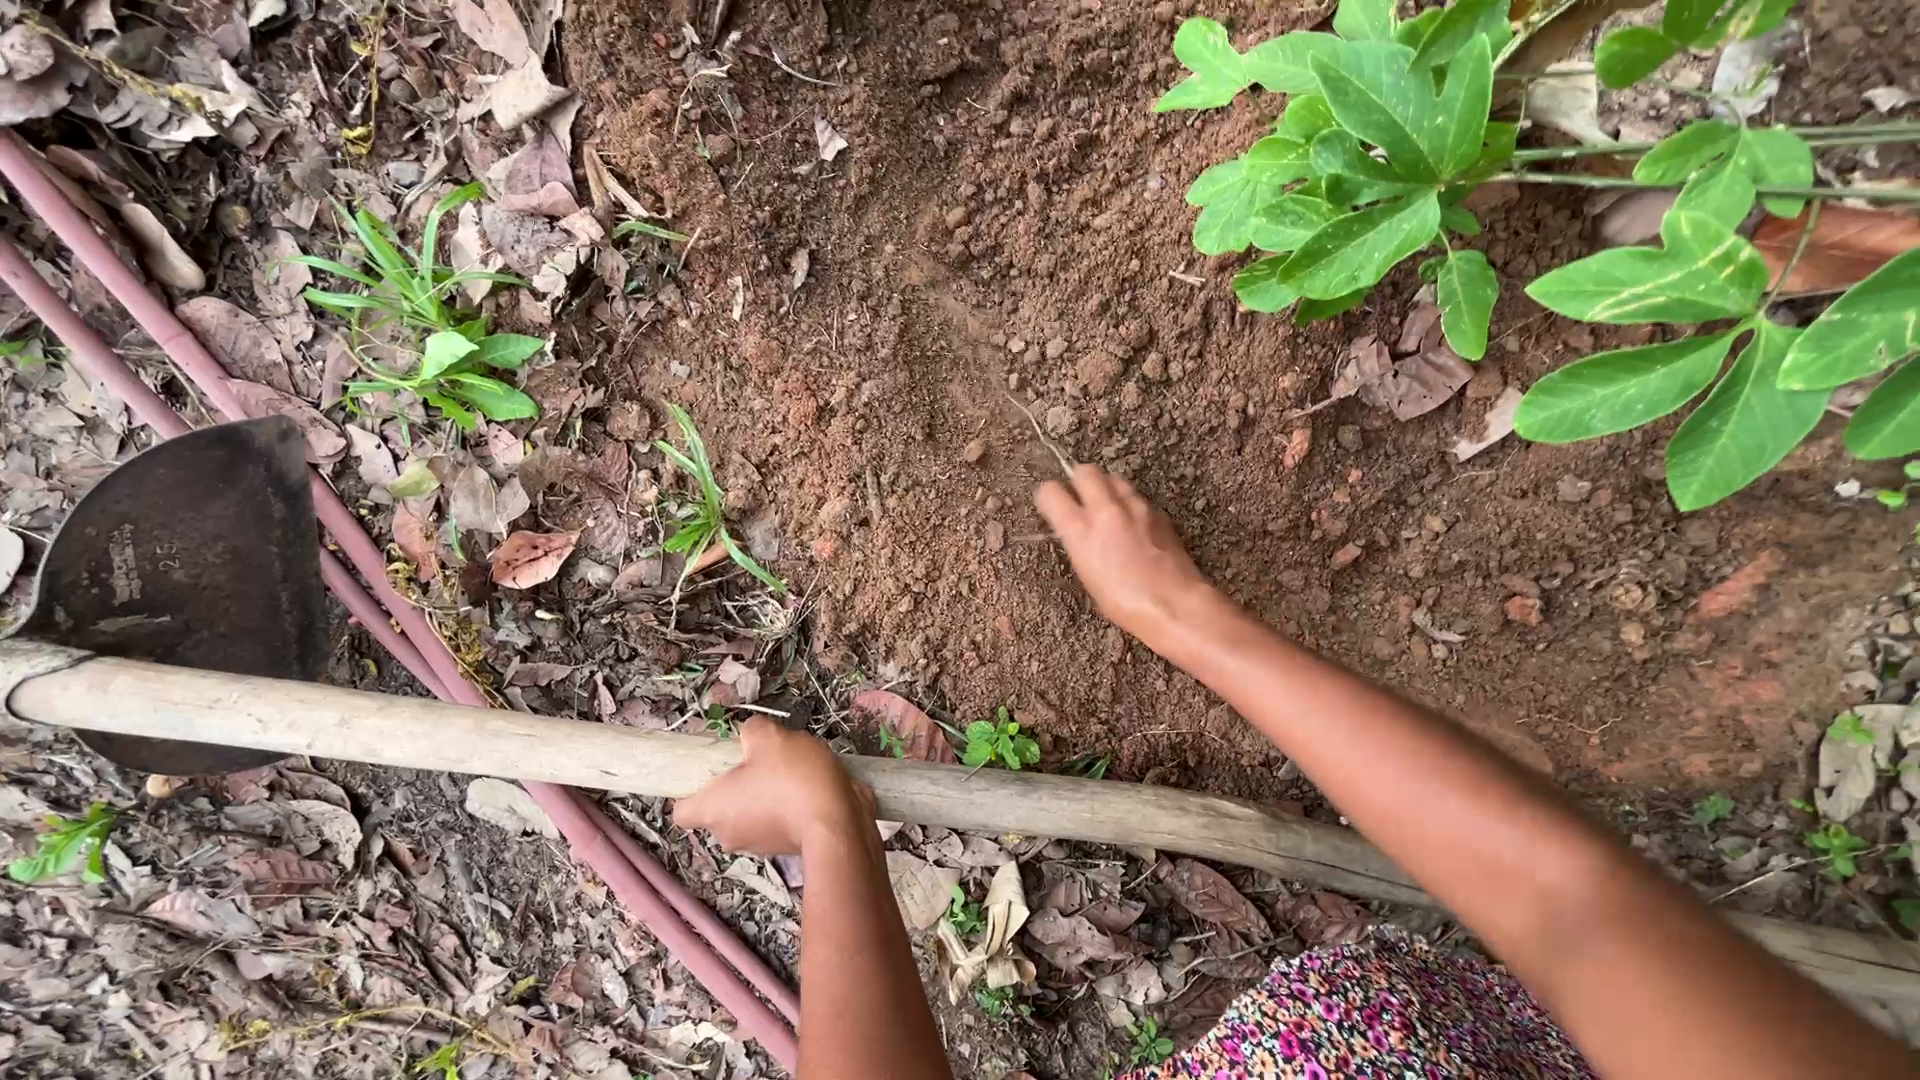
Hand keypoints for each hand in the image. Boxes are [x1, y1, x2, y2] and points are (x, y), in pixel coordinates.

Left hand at [672, 718, 874, 855]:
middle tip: (761, 760)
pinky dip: (788, 806)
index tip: (713, 770)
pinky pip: (777, 821)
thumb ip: (752, 730)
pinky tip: (809, 786)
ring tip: (793, 769)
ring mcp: (758, 845)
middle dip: (738, 784)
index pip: (681, 810)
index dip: (691, 789)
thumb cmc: (792, 781)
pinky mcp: (785, 847)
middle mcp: (728, 834)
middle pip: (720, 808)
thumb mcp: (770, 737)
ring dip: (766, 793)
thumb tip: (751, 735)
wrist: (838, 823)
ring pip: (751, 813)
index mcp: (713, 810)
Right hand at [1034, 465, 1214, 644]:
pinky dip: (1129, 503)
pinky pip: (1137, 496)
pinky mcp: (1158, 512)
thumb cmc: (1125, 603)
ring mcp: (1135, 508)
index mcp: (1080, 531)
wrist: (1173, 604)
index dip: (1048, 496)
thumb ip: (1080, 545)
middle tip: (1080, 497)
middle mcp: (1106, 511)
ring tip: (1108, 506)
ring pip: (1114, 478)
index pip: (1051, 492)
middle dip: (1079, 481)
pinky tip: (1133, 523)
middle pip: (1085, 471)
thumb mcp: (1088, 576)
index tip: (1052, 504)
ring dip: (1106, 487)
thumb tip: (1078, 533)